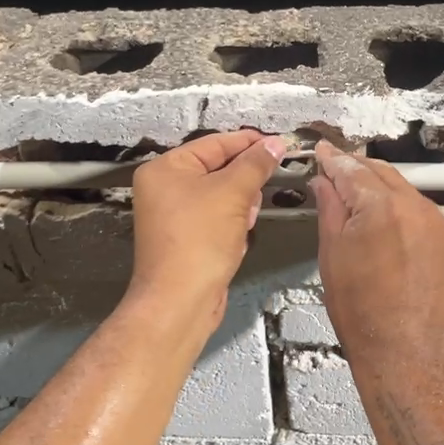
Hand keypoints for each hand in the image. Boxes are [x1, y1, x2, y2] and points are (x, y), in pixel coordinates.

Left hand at [129, 130, 285, 322]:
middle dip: (244, 181)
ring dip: (241, 206)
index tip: (278, 144)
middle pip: (218, 169)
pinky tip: (238, 239)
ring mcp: (173, 216)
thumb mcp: (233, 193)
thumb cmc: (201, 239)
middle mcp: (164, 188)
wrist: (180, 301)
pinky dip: (232, 225)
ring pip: (221, 196)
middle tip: (261, 190)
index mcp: (166, 169)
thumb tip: (275, 143)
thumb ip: (256, 164)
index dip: (248, 142)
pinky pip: (217, 220)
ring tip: (247, 220)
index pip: (214, 143)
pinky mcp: (186, 240)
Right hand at [310, 143, 443, 371]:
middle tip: (334, 167)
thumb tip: (325, 183)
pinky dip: (397, 205)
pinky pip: (417, 209)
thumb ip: (330, 209)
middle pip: (380, 173)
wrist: (403, 349)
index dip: (333, 159)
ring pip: (401, 188)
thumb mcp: (332, 254)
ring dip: (378, 185)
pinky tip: (382, 216)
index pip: (352, 169)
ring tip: (355, 192)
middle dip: (356, 168)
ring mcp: (434, 222)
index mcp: (380, 207)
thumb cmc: (363, 311)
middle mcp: (413, 207)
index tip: (322, 151)